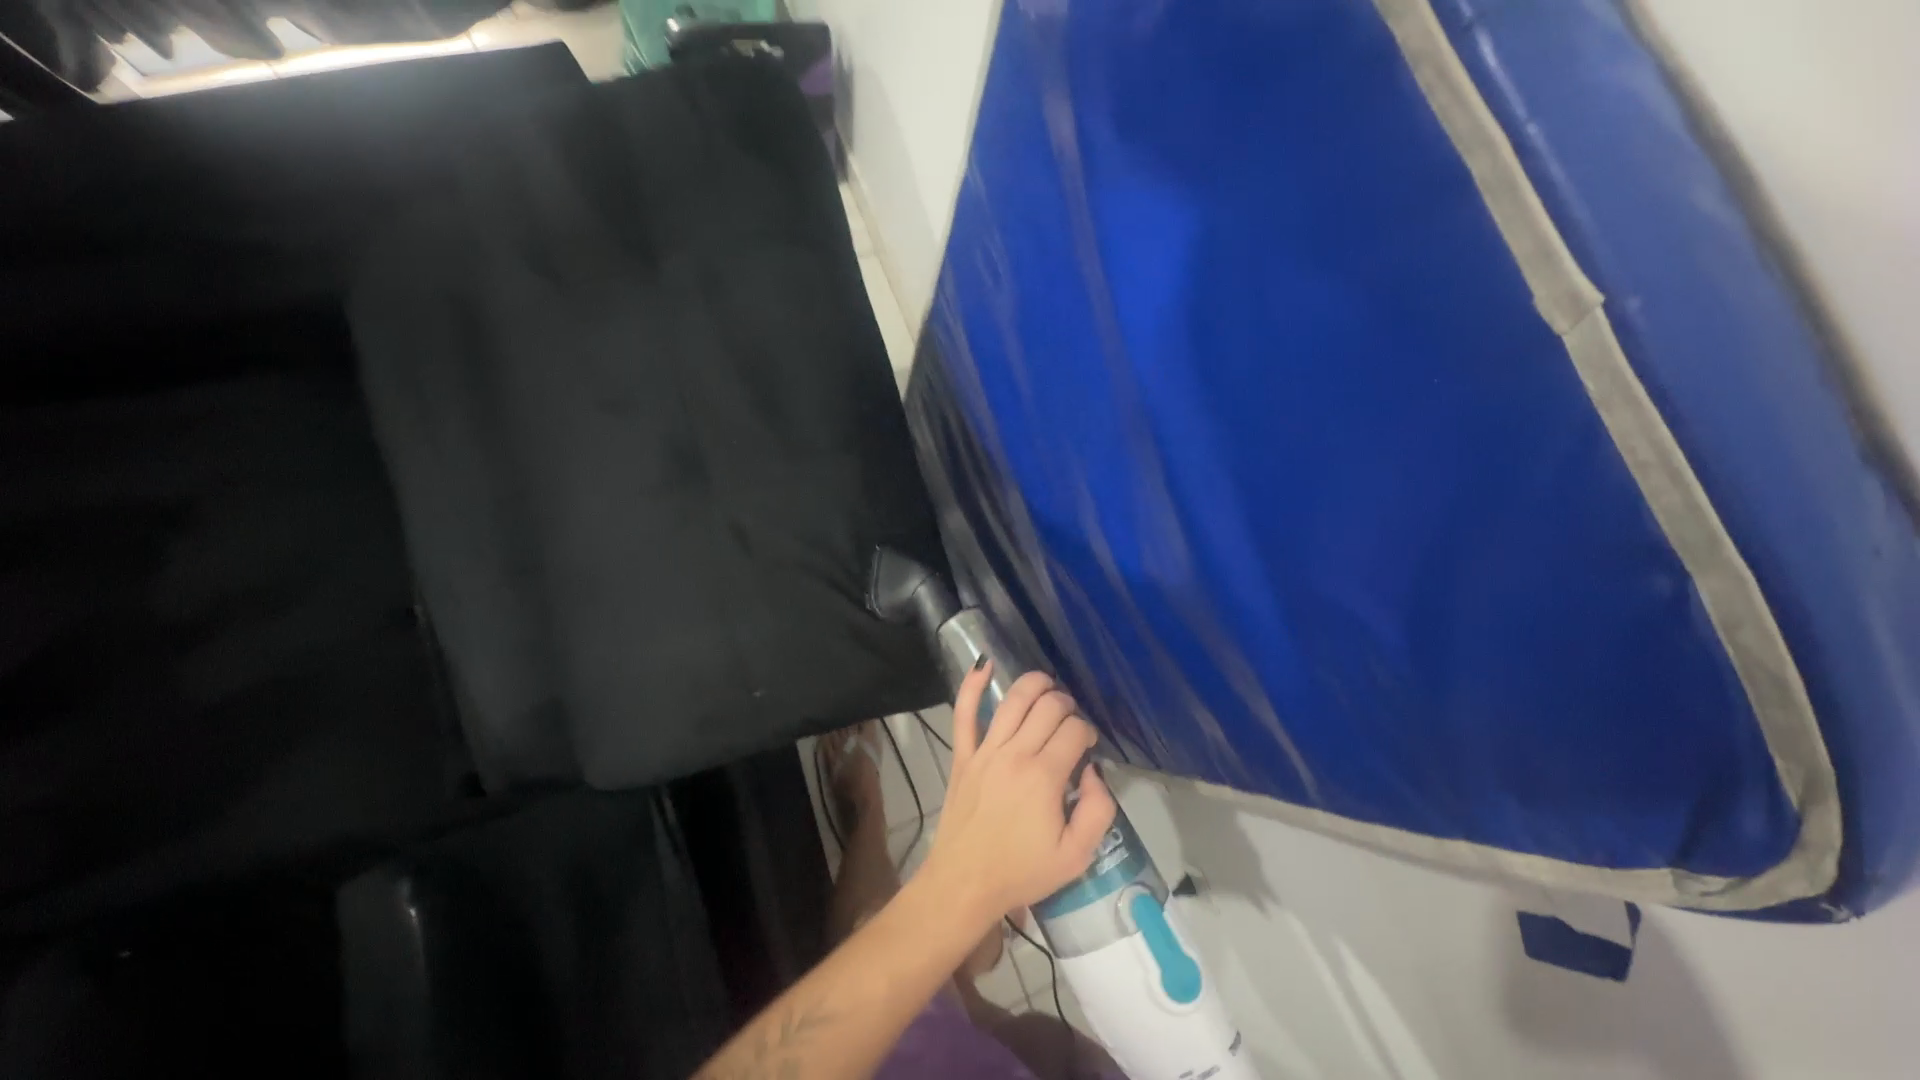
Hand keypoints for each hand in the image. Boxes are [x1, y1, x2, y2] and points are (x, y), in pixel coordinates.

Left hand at [921, 664, 1118, 930]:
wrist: (964, 884)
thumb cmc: (1022, 872)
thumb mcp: (1076, 855)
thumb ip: (1099, 811)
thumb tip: (1095, 774)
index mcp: (1044, 776)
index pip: (1074, 731)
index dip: (1087, 733)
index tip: (1088, 749)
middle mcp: (1014, 754)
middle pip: (1047, 707)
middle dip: (1067, 706)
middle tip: (1071, 723)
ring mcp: (984, 751)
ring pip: (1012, 701)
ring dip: (1034, 685)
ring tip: (1048, 686)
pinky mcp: (962, 757)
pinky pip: (963, 713)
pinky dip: (972, 686)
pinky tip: (984, 666)